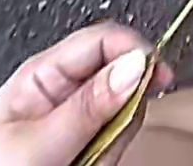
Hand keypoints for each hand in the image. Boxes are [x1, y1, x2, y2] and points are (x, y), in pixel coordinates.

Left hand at [0, 23, 173, 165]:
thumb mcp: (34, 147)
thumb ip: (87, 107)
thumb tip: (138, 64)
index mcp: (44, 73)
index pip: (105, 39)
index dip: (136, 51)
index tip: (158, 77)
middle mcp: (64, 87)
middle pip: (122, 73)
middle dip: (124, 108)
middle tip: (109, 140)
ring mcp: (75, 115)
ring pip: (124, 107)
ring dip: (115, 138)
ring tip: (86, 164)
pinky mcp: (83, 139)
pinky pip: (117, 133)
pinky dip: (110, 153)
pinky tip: (89, 165)